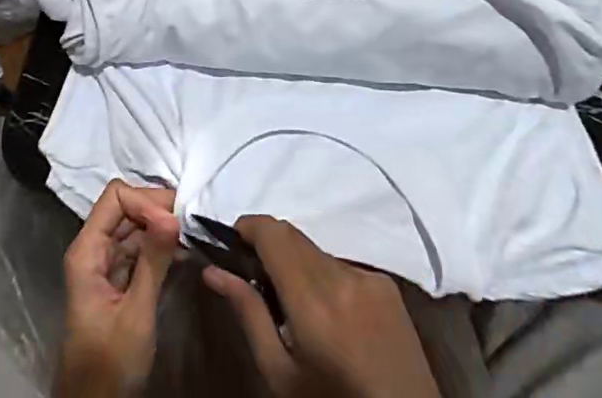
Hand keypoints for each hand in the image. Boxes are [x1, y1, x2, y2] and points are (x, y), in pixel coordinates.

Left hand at [54, 180, 180, 397]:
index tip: (174, 222)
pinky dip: (161, 245)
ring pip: (135, 226)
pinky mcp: (120, 278)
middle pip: (125, 206)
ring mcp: (106, 263)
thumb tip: (172, 215)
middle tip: (191, 221)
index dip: (145, 201)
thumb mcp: (136, 314)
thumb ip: (153, 262)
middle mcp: (94, 249)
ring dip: (163, 226)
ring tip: (193, 234)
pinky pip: (140, 248)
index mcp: (87, 251)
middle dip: (158, 208)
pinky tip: (184, 252)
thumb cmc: (110, 364)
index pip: (116, 198)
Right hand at [203, 215, 440, 397]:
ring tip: (292, 305)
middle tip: (252, 277)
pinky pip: (343, 266)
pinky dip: (325, 277)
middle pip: (294, 236)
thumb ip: (249, 315)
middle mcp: (343, 276)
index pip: (274, 234)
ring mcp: (370, 276)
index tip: (230, 241)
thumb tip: (214, 271)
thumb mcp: (281, 375)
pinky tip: (328, 314)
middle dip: (268, 245)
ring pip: (317, 250)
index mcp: (313, 299)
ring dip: (296, 263)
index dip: (248, 227)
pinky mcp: (387, 284)